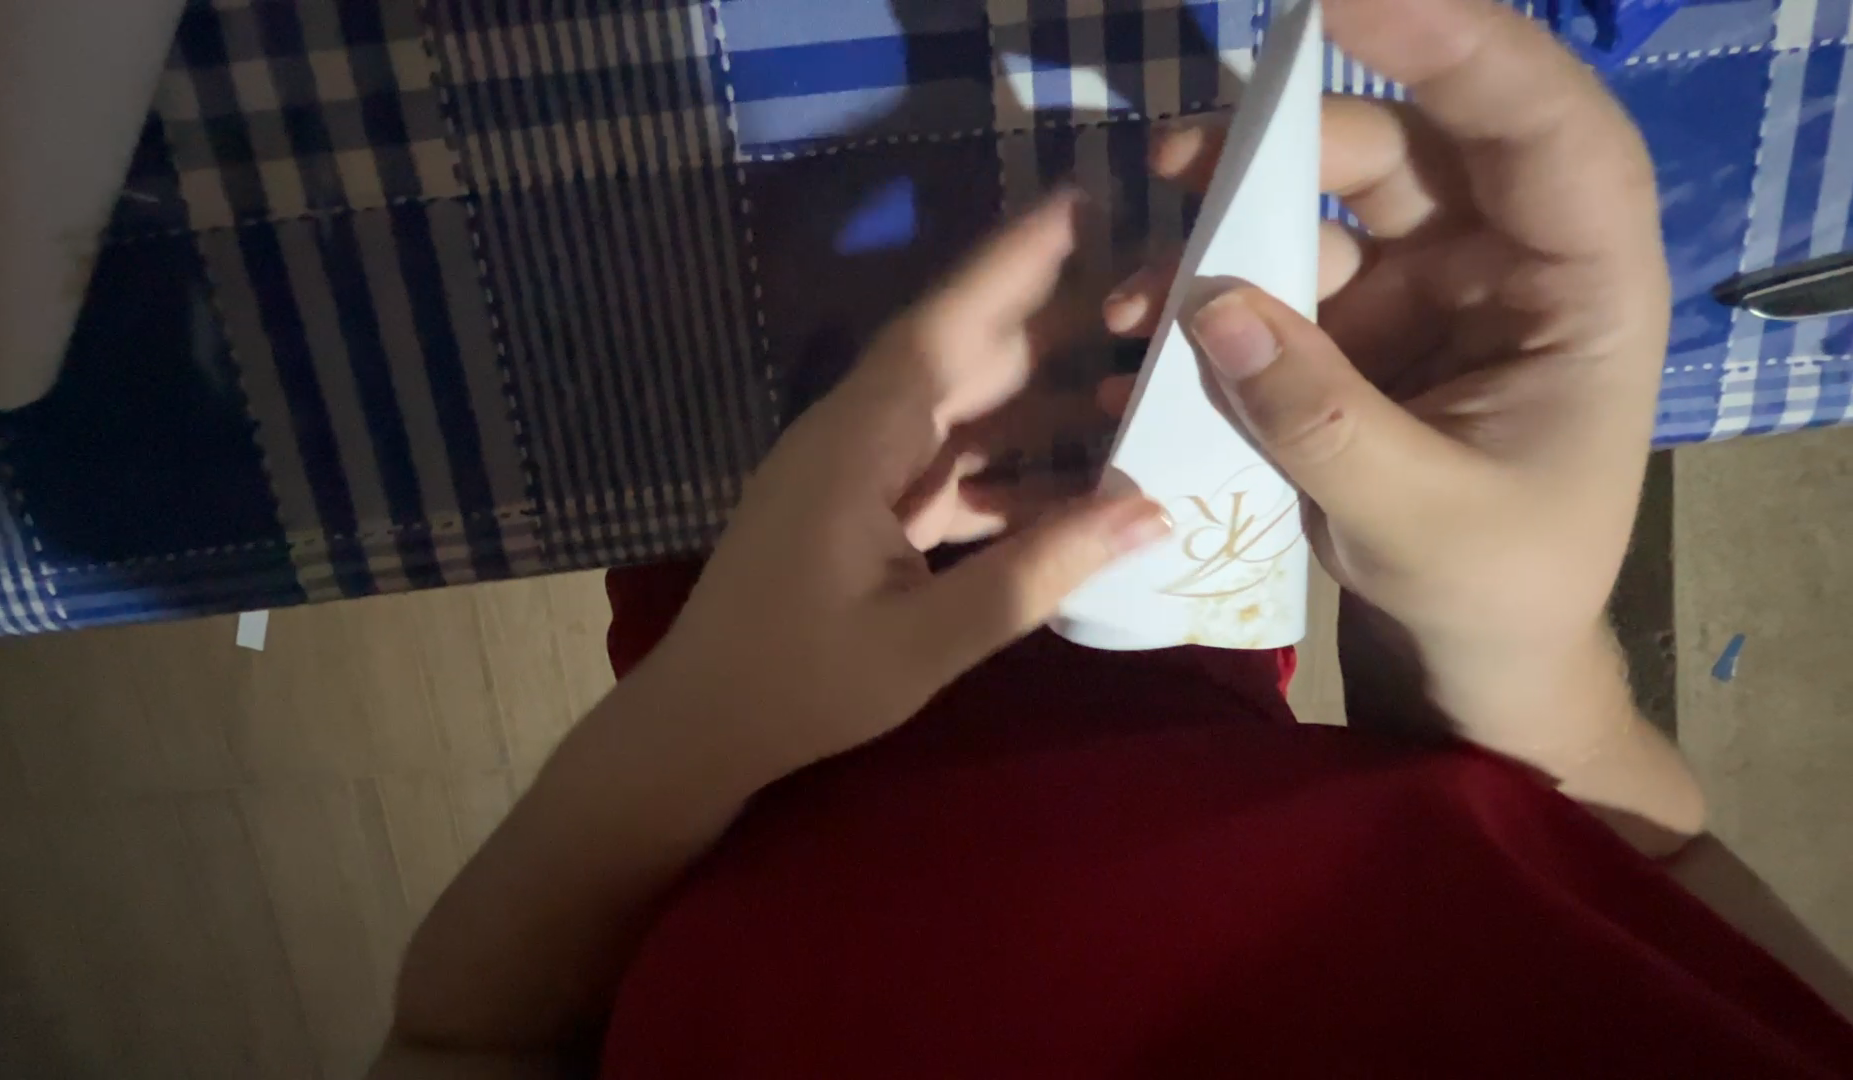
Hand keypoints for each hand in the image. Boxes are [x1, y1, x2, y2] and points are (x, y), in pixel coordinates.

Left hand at [639, 193, 1168, 785]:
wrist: (703, 723)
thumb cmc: (800, 686)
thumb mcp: (925, 640)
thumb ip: (1035, 573)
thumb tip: (1149, 512)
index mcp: (854, 446)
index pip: (940, 331)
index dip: (1008, 267)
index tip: (1075, 206)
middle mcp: (851, 438)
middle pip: (955, 362)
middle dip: (1042, 328)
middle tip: (1136, 298)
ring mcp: (851, 474)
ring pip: (952, 417)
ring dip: (1029, 405)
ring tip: (1123, 386)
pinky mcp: (856, 510)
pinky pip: (938, 471)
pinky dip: (998, 474)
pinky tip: (1062, 488)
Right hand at [1101, 0, 1700, 843]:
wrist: (1461, 642)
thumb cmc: (1490, 579)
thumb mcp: (1413, 509)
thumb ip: (1315, 412)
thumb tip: (1205, 304)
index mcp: (1571, 286)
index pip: (1535, 127)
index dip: (1452, 45)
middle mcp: (1483, 271)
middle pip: (1388, 161)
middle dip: (1280, 154)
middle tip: (1176, 165)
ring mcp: (1397, 310)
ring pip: (1305, 229)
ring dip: (1215, 246)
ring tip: (1130, 299)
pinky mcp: (1331, 354)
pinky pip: (1260, 309)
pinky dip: (1199, 324)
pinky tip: (1140, 358)